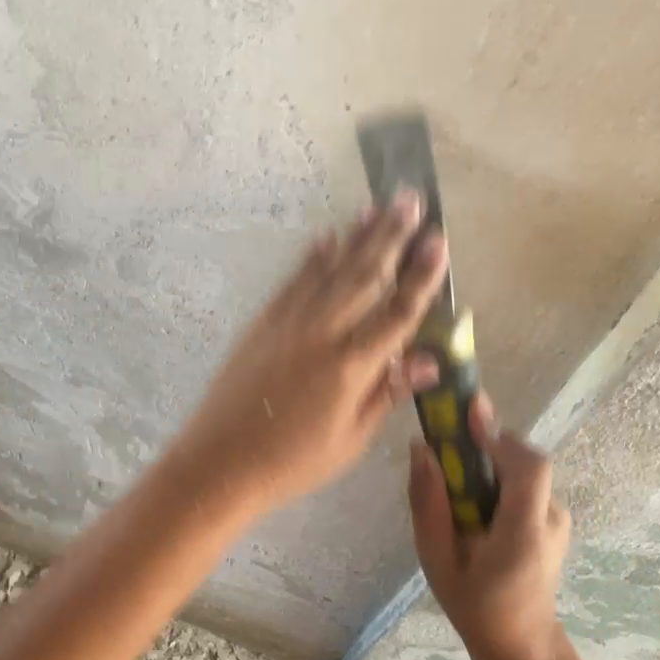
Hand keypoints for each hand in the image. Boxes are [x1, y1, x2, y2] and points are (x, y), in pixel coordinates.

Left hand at [170, 190, 450, 511]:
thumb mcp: (352, 438)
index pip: (397, 313)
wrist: (220, 460)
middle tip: (411, 199)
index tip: (439, 242)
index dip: (421, 277)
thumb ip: (388, 392)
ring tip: (377, 204)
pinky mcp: (266, 320)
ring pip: (332, 269)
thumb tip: (430, 360)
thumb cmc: (294, 460)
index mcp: (351, 365)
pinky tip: (328, 235)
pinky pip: (296, 279)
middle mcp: (324, 332)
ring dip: (357, 235)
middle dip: (392, 236)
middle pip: (366, 276)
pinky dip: (314, 256)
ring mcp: (291, 320)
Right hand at [408, 395, 570, 659]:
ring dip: (493, 464)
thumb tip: (421, 447)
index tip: (467, 418)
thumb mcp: (437, 560)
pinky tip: (478, 504)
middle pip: (525, 460)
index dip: (499, 438)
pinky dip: (501, 480)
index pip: (529, 466)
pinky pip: (526, 484)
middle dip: (488, 445)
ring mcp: (559, 519)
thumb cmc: (476, 606)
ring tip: (460, 486)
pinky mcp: (556, 519)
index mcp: (524, 532)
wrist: (521, 646)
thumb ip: (429, 504)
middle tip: (451, 446)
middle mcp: (551, 518)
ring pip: (524, 469)